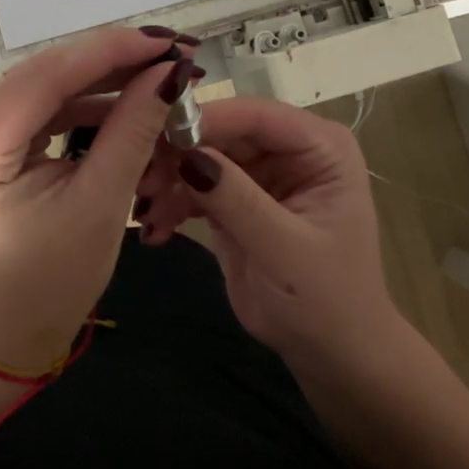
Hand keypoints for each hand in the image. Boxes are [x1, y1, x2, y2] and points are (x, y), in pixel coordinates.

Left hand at [0, 27, 193, 371]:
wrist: (8, 323)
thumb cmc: (52, 279)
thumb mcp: (100, 205)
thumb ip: (132, 131)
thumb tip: (172, 71)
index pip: (45, 78)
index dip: (110, 52)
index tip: (168, 41)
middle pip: (44, 73)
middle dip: (113, 60)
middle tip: (176, 51)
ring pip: (46, 82)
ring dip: (104, 77)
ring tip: (162, 71)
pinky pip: (41, 102)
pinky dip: (86, 99)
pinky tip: (128, 95)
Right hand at [134, 98, 394, 360]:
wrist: (330, 352)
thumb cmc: (326, 300)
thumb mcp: (283, 249)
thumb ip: (237, 199)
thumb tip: (186, 154)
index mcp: (320, 147)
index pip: (258, 116)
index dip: (208, 119)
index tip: (157, 135)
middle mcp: (289, 148)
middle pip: (222, 130)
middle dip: (178, 153)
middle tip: (138, 179)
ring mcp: (259, 171)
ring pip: (200, 154)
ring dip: (168, 180)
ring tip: (144, 212)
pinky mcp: (233, 196)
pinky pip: (192, 183)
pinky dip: (171, 203)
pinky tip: (153, 230)